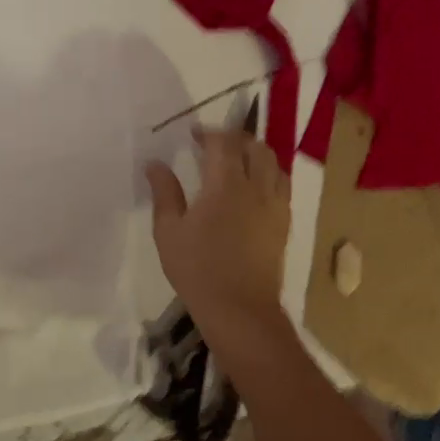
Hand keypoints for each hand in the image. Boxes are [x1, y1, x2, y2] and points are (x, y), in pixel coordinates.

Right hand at [145, 127, 291, 326]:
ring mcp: (275, 205)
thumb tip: (155, 164)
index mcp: (225, 186)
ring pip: (274, 164)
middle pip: (255, 147)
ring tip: (236, 161)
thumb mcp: (168, 230)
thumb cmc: (196, 268)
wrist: (239, 307)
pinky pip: (282, 185)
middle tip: (213, 144)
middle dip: (235, 139)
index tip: (192, 135)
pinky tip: (253, 187)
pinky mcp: (284, 222)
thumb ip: (164, 192)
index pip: (223, 144)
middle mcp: (256, 188)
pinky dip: (268, 174)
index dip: (208, 133)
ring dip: (255, 153)